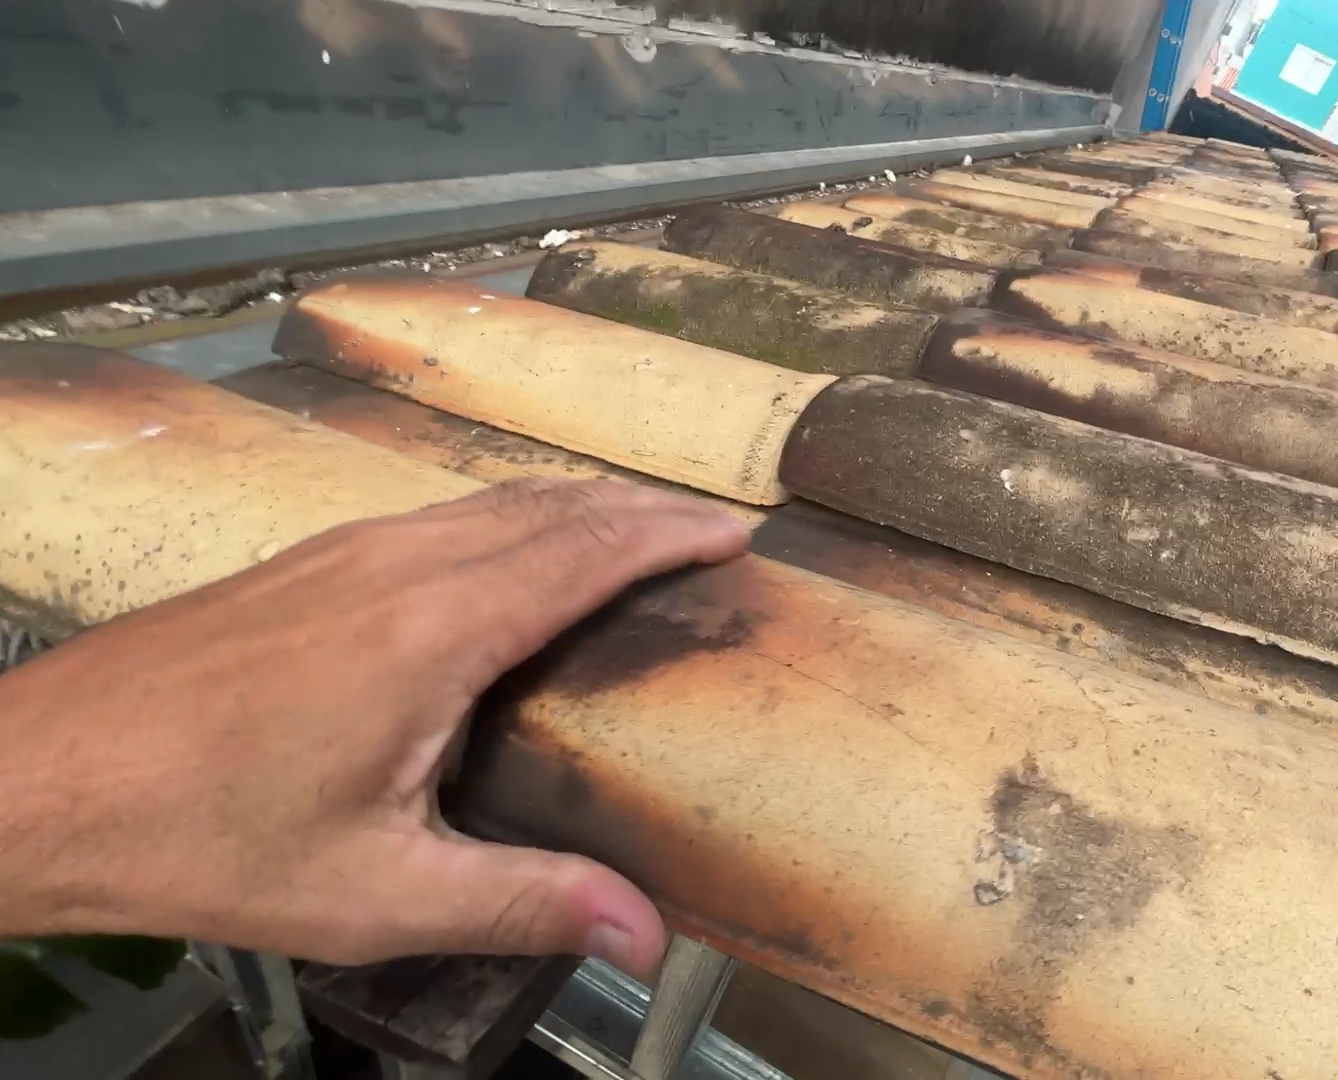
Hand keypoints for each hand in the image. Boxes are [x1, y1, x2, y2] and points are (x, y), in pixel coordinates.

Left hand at [0, 479, 748, 975]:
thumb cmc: (202, 837)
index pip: (588, 551)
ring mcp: (366, 547)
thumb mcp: (373, 894)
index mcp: (439, 629)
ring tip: (654, 524)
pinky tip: (547, 537)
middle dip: (652, 508)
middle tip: (715, 530)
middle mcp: (412, 564)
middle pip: (563, 506)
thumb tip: (646, 936)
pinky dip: (541, 508)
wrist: (7, 784)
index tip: (732, 536)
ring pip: (515, 497)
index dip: (670, 536)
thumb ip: (522, 902)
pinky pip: (469, 508)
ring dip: (599, 501)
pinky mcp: (333, 553)